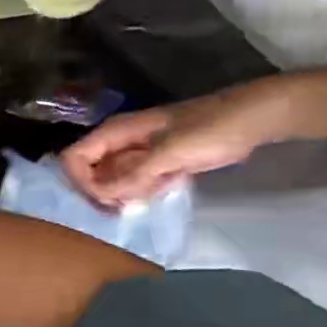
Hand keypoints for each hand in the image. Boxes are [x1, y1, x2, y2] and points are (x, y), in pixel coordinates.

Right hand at [61, 83, 290, 204]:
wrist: (252, 120)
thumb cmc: (209, 130)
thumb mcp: (169, 153)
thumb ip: (134, 174)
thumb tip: (102, 194)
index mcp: (114, 132)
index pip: (74, 158)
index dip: (82, 181)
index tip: (106, 199)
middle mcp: (118, 142)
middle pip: (89, 172)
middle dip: (103, 192)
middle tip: (129, 206)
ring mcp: (137, 153)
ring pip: (111, 180)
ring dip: (125, 193)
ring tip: (155, 192)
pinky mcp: (156, 163)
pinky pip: (135, 182)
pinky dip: (144, 191)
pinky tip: (168, 186)